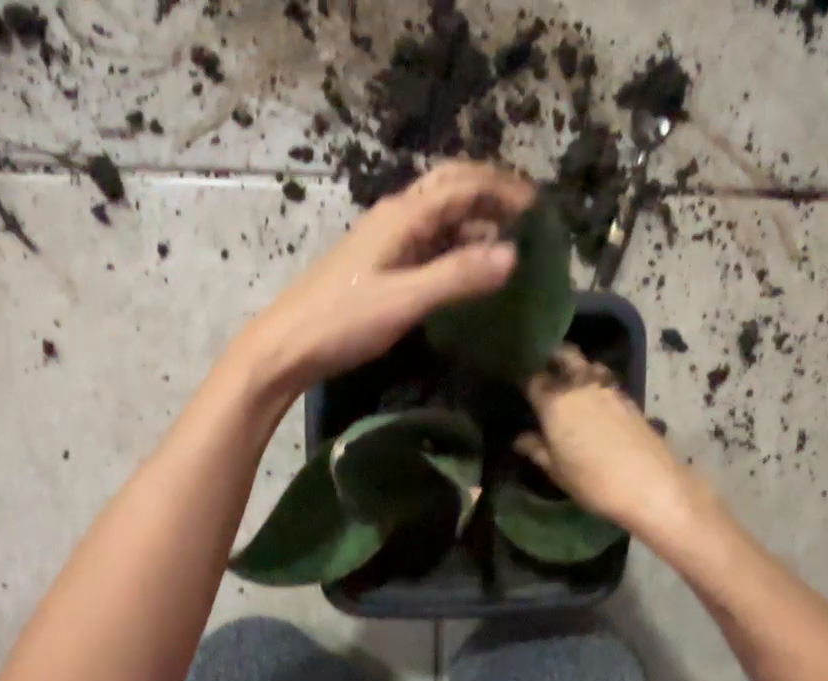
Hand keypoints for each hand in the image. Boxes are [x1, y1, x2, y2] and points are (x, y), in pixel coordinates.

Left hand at [226, 161, 536, 392]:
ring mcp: (387, 242)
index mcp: (402, 216)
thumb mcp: (404, 301)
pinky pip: (429, 244)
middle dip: (491, 195)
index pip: (464, 186)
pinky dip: (457, 249)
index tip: (541, 211)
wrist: (285, 347)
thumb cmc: (341, 322)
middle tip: (529, 217)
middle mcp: (396, 218)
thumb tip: (513, 256)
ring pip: (441, 218)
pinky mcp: (382, 266)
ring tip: (511, 247)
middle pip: (451, 189)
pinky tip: (471, 272)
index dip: (504, 191)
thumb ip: (457, 276)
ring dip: (476, 223)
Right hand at [516, 346, 714, 541]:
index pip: (533, 378)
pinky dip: (597, 384)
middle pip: (566, 355)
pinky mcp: (630, 399)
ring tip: (571, 383)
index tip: (519, 386)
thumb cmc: (593, 481)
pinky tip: (594, 402)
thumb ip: (536, 449)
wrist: (651, 485)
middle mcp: (581, 386)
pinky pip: (607, 382)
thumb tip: (520, 438)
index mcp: (556, 402)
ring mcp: (609, 390)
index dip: (524, 380)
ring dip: (579, 367)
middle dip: (553, 357)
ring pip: (590, 365)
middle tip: (544, 369)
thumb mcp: (557, 471)